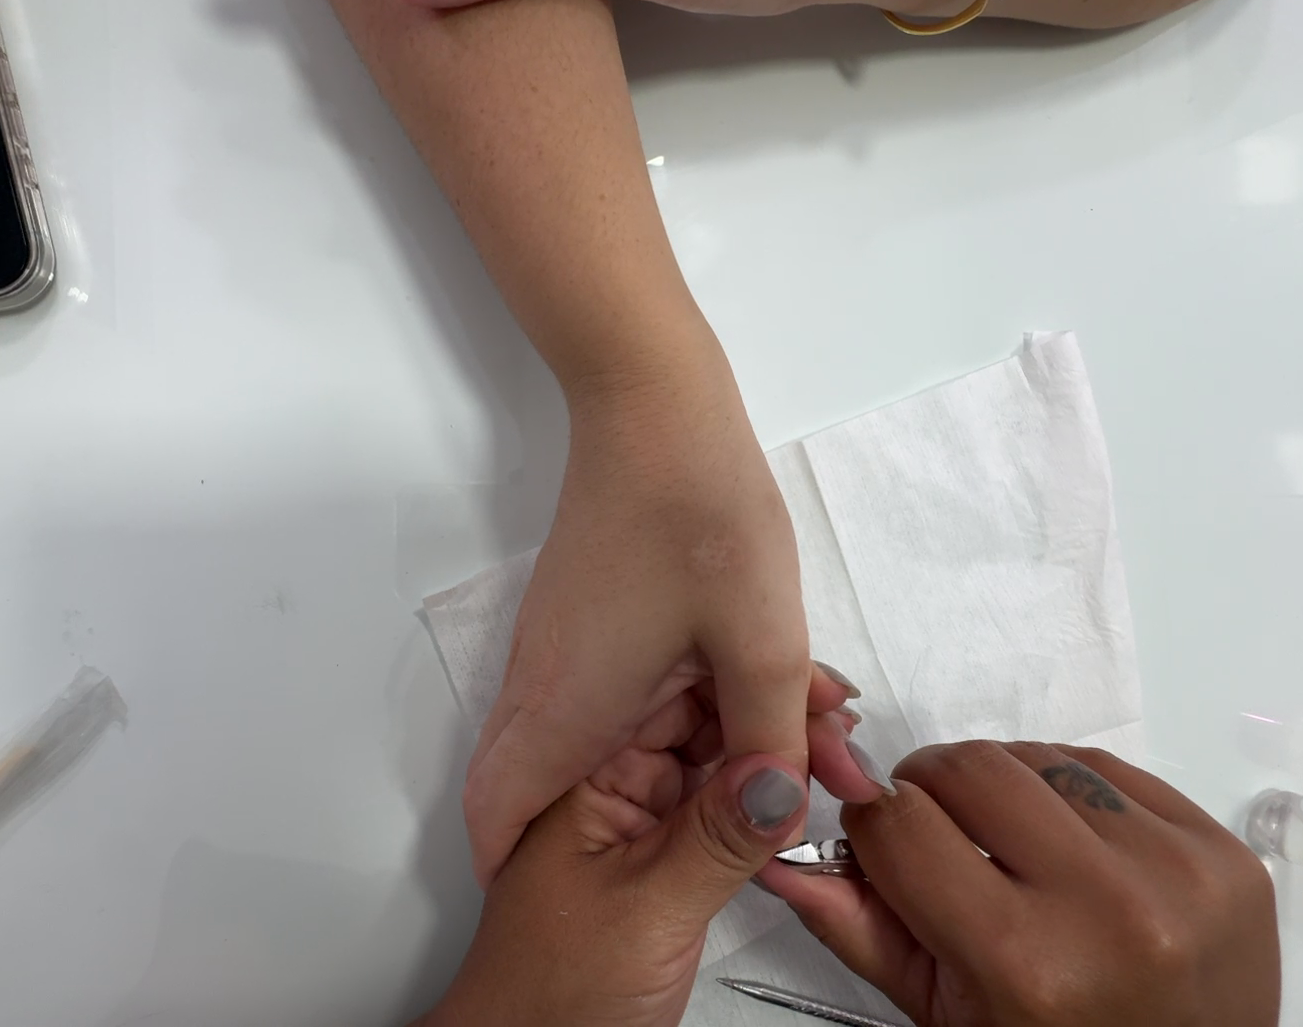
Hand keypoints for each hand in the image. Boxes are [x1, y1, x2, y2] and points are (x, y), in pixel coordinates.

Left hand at [424, 732, 811, 1025]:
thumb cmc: (552, 991)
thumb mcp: (643, 908)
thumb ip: (715, 840)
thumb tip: (783, 772)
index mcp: (594, 765)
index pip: (678, 697)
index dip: (749, 686)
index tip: (816, 698)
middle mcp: (621, 775)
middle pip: (707, 720)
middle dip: (774, 715)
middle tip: (841, 730)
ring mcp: (650, 812)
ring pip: (724, 761)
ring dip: (779, 754)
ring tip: (839, 756)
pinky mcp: (672, 850)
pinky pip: (727, 807)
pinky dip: (769, 799)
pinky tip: (807, 792)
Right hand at [464, 362, 890, 885]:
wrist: (655, 407)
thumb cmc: (699, 516)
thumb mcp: (758, 639)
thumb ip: (768, 738)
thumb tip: (777, 808)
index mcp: (567, 706)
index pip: (498, 816)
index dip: (515, 868)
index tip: (585, 895)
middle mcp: (546, 682)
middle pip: (573, 784)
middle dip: (666, 811)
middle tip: (766, 798)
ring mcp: (561, 642)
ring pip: (615, 731)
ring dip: (700, 744)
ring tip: (804, 726)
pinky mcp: (584, 612)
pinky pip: (626, 685)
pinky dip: (691, 699)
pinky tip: (768, 673)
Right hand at [760, 741, 1278, 1025]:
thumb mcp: (936, 1010)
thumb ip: (851, 924)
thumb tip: (773, 854)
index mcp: (1024, 962)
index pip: (899, 820)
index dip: (876, 822)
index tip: (885, 842)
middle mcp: (1111, 908)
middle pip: (965, 764)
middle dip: (931, 789)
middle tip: (942, 834)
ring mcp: (1180, 872)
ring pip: (1028, 754)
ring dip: (998, 787)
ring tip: (1012, 846)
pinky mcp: (1224, 848)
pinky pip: (1096, 763)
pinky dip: (1062, 790)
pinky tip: (1070, 845)